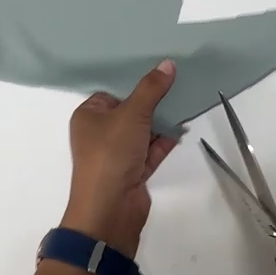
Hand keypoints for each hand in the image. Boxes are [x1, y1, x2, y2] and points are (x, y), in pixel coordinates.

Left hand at [61, 60, 179, 255]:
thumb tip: (168, 64)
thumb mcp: (131, 114)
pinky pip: (152, 148)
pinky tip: (183, 125)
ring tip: (186, 97)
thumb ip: (151, 89)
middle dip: (153, 99)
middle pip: (130, 109)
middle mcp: (100, 132)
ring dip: (162, 119)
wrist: (110, 210)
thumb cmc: (111, 154)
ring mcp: (118, 153)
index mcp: (89, 115)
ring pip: (143, 129)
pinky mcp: (134, 170)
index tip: (159, 66)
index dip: (134, 80)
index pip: (113, 91)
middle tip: (178, 79)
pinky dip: (166, 139)